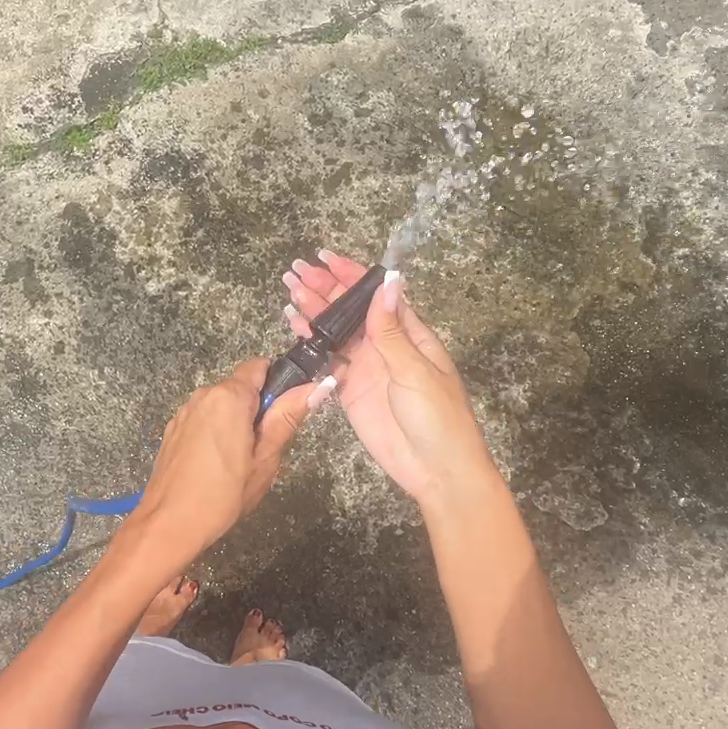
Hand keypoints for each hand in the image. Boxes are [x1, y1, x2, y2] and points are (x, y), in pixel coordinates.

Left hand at [128, 358, 321, 556]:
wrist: (168, 523)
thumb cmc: (223, 494)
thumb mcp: (265, 459)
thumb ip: (287, 418)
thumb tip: (314, 387)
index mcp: (229, 396)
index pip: (260, 366)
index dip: (278, 384)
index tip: (285, 413)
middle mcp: (203, 395)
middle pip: (240, 387)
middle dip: (257, 410)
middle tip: (264, 450)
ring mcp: (185, 412)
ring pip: (222, 405)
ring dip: (236, 423)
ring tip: (240, 463)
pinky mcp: (173, 430)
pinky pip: (204, 420)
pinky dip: (216, 434)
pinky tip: (216, 467)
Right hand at [284, 252, 492, 506]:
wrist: (436, 470)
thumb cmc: (438, 417)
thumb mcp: (416, 371)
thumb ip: (392, 331)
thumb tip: (386, 283)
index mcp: (409, 333)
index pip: (377, 294)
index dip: (352, 275)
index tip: (326, 258)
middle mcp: (385, 344)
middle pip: (350, 309)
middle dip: (324, 287)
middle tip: (295, 271)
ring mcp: (365, 366)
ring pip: (335, 331)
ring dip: (313, 310)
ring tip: (289, 290)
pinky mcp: (349, 390)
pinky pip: (326, 360)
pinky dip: (310, 342)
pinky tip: (294, 325)